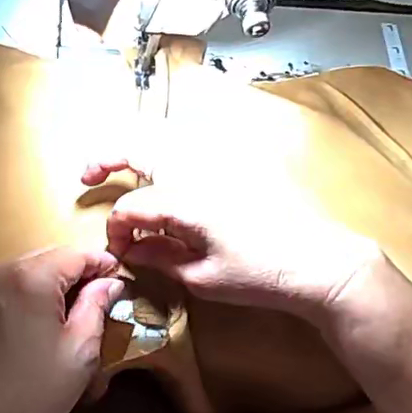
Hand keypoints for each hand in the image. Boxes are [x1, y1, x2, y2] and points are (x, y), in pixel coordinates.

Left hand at [0, 247, 124, 412]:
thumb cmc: (35, 392)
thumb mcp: (80, 350)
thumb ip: (97, 306)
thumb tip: (110, 282)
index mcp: (31, 277)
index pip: (75, 254)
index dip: (102, 262)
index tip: (122, 277)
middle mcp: (3, 269)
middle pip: (51, 256)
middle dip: (79, 270)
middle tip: (104, 294)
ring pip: (32, 266)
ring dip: (56, 279)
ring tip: (78, 306)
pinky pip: (13, 280)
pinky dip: (33, 288)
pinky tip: (47, 314)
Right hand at [83, 158, 384, 326]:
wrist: (323, 263)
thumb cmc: (261, 276)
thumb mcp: (202, 277)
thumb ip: (159, 256)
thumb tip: (132, 248)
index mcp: (183, 198)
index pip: (130, 205)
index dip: (117, 229)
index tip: (118, 250)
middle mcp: (196, 166)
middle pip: (137, 144)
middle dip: (106, 157)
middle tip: (88, 175)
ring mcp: (219, 157)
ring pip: (163, 135)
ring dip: (135, 147)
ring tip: (122, 167)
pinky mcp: (237, 159)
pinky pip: (190, 141)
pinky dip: (166, 147)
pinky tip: (165, 168)